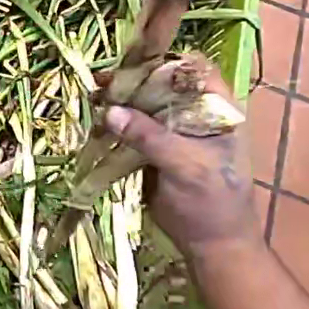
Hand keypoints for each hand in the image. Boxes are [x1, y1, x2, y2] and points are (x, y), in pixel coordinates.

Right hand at [103, 74, 257, 265]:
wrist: (210, 246)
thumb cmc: (212, 203)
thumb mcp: (186, 166)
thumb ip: (150, 136)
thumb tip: (109, 111)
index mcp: (216, 110)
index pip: (193, 69)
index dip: (164, 62)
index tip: (132, 65)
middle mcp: (195, 113)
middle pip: (161, 84)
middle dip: (132, 81)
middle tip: (101, 82)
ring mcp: (173, 130)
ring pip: (143, 105)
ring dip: (119, 101)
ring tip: (93, 98)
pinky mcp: (154, 148)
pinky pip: (133, 128)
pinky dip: (115, 124)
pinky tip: (95, 121)